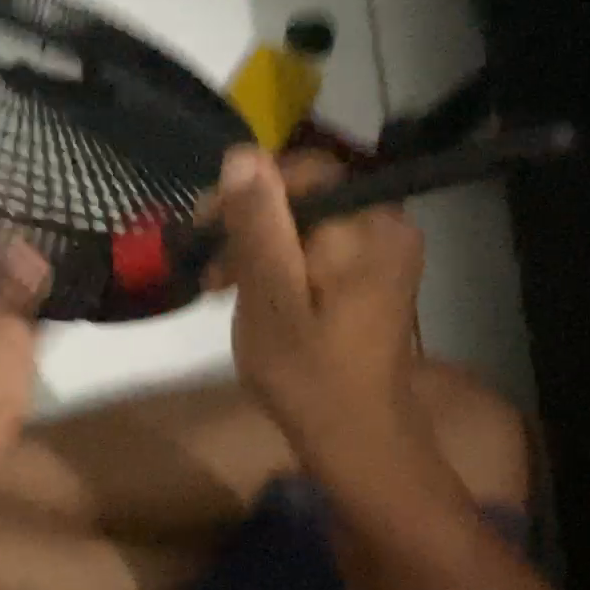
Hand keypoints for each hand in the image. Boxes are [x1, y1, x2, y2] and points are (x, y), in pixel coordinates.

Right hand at [214, 146, 424, 455]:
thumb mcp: (268, 295)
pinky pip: (318, 245)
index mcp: (366, 227)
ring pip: (306, 221)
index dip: (246, 193)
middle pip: (304, 195)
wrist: (354, 436)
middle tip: (208, 268)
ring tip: (221, 287)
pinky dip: (280, 262)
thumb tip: (240, 153)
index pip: (302, 171)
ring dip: (257, 245)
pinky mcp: (374, 274)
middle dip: (248, 223)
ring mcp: (384, 251)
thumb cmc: (305, 371)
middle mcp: (386, 226)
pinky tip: (252, 292)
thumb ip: (257, 224)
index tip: (204, 231)